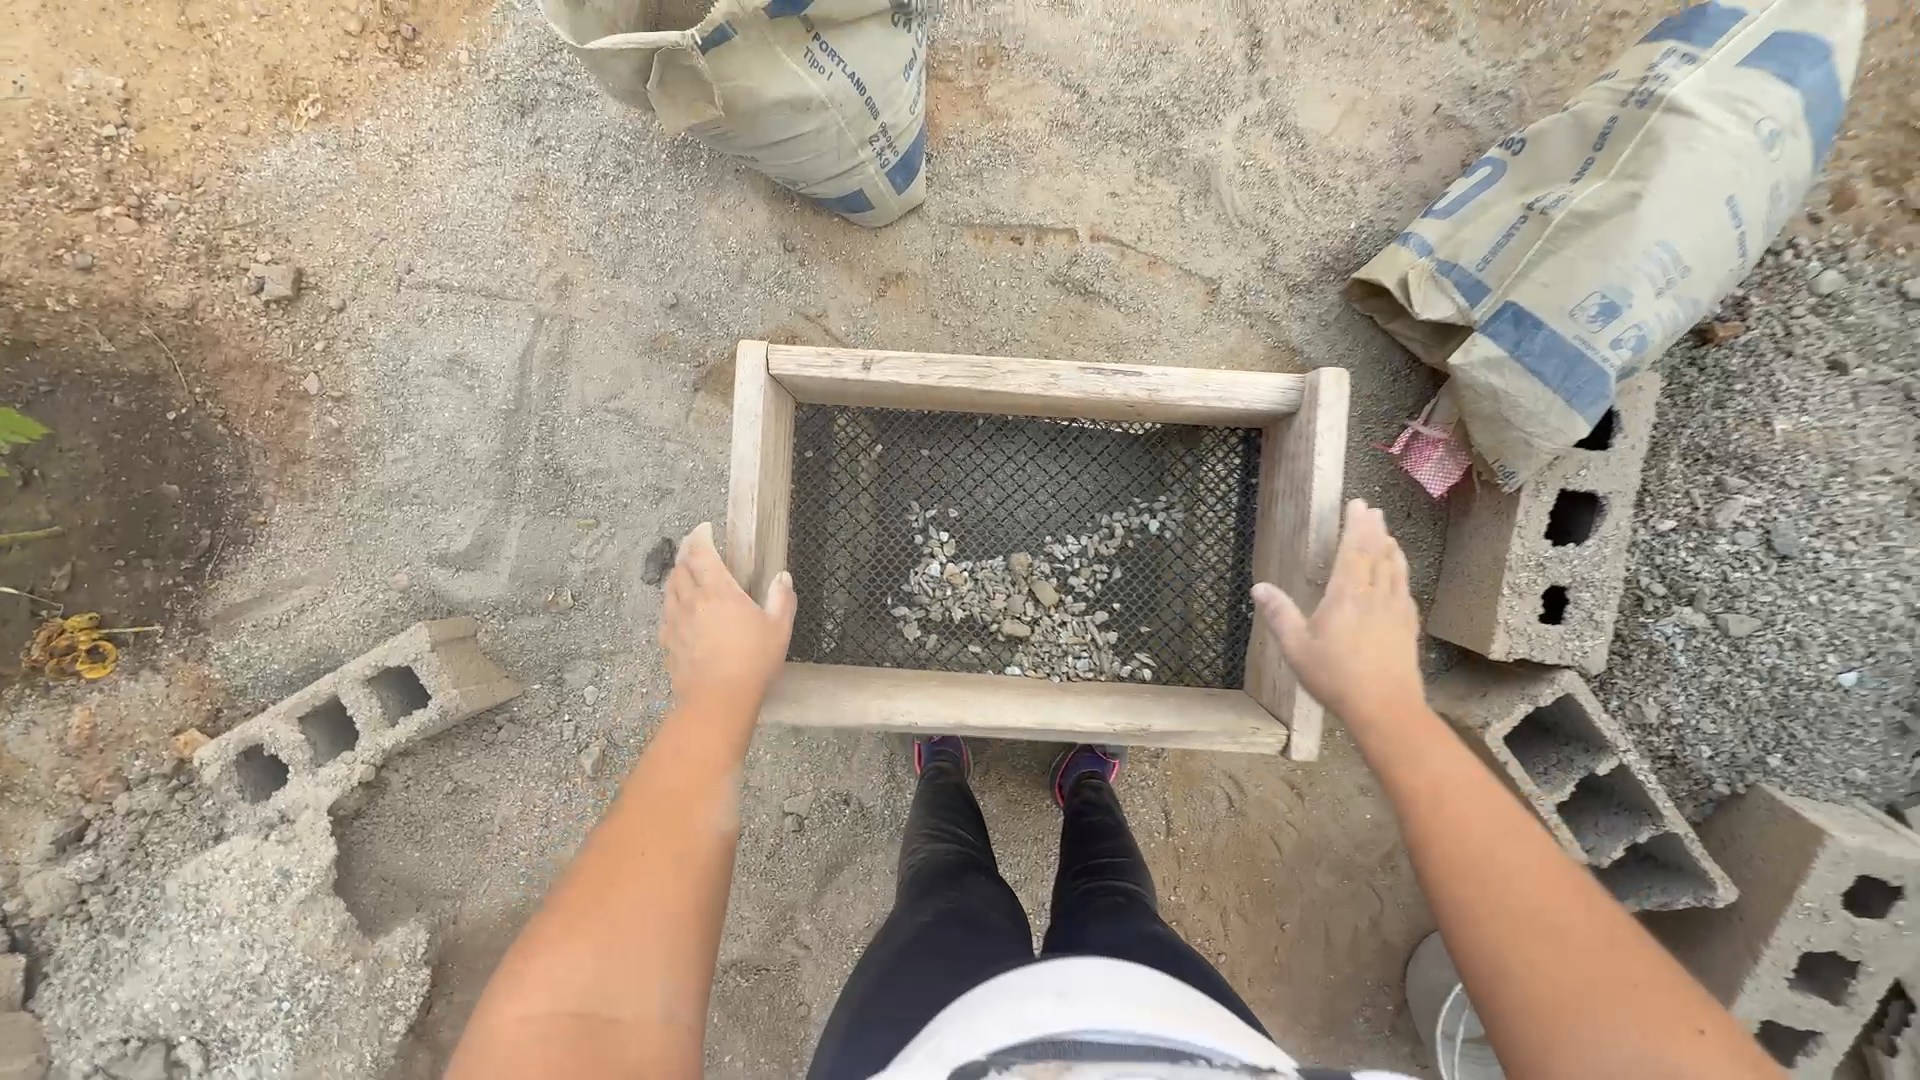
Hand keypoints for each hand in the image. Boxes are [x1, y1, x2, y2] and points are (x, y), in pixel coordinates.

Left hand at [658, 522, 796, 714]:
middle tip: (696, 549)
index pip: (701, 553)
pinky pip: (666, 614)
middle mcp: (691, 601)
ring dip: (677, 577)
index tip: (705, 528)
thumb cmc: (753, 661)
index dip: (700, 536)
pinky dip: (672, 604)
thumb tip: (782, 577)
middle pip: (680, 567)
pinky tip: (682, 611)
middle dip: (686, 553)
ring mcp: (675, 622)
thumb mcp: (779, 628)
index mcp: (718, 591)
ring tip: (687, 576)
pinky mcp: (668, 643)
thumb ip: (781, 598)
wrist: (719, 700)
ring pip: (668, 589)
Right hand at [1252, 498, 1423, 724]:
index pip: (1354, 550)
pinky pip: (1405, 590)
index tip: (1359, 505)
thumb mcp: (1296, 648)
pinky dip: (1401, 574)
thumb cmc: (1335, 677)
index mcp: (1347, 596)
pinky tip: (1399, 578)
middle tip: (1374, 510)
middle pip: (1378, 554)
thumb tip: (1258, 588)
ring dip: (1391, 548)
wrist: (1385, 708)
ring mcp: (1396, 612)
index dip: (1356, 526)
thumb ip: (1279, 615)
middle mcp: (1375, 596)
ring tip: (1389, 535)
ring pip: (1396, 570)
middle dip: (1375, 530)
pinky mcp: (1408, 628)